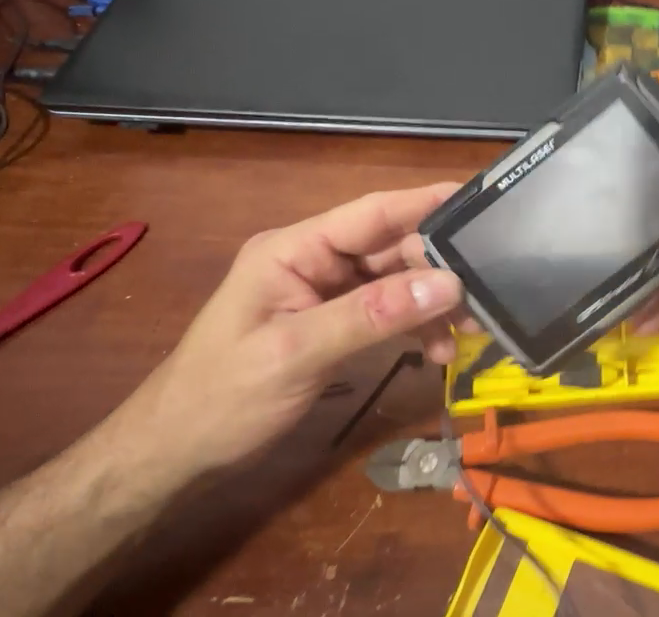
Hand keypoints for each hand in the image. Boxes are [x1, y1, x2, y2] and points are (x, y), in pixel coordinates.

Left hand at [107, 185, 464, 484]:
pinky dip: (416, 327)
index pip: (373, 213)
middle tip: (487, 293)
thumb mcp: (297, 354)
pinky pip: (389, 312)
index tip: (481, 200)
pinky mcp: (335, 322)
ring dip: (434, 302)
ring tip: (470, 330)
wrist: (171, 457)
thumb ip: (372, 315)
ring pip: (397, 281)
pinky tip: (438, 352)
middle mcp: (315, 260)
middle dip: (440, 269)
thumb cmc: (221, 398)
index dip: (427, 203)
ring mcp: (325, 292)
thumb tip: (447, 283)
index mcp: (296, 249)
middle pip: (393, 248)